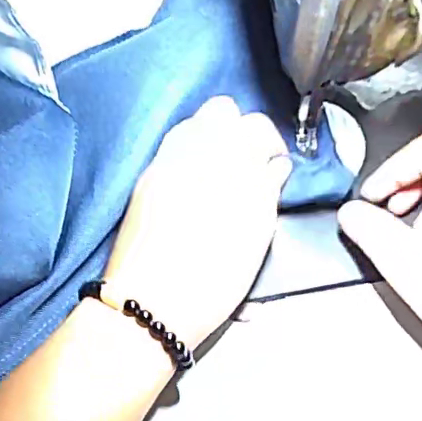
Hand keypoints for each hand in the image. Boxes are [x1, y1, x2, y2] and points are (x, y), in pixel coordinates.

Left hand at [100, 95, 293, 352]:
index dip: (271, 148)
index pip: (260, 131)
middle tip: (250, 164)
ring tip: (222, 172)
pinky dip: (191, 151)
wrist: (151, 305)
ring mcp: (169, 160)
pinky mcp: (146, 177)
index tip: (274, 166)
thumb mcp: (253, 244)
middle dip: (242, 133)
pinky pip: (175, 144)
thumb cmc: (207, 287)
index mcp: (237, 170)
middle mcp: (200, 154)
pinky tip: (195, 180)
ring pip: (198, 123)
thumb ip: (268, 196)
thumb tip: (274, 169)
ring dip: (215, 138)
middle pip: (226, 115)